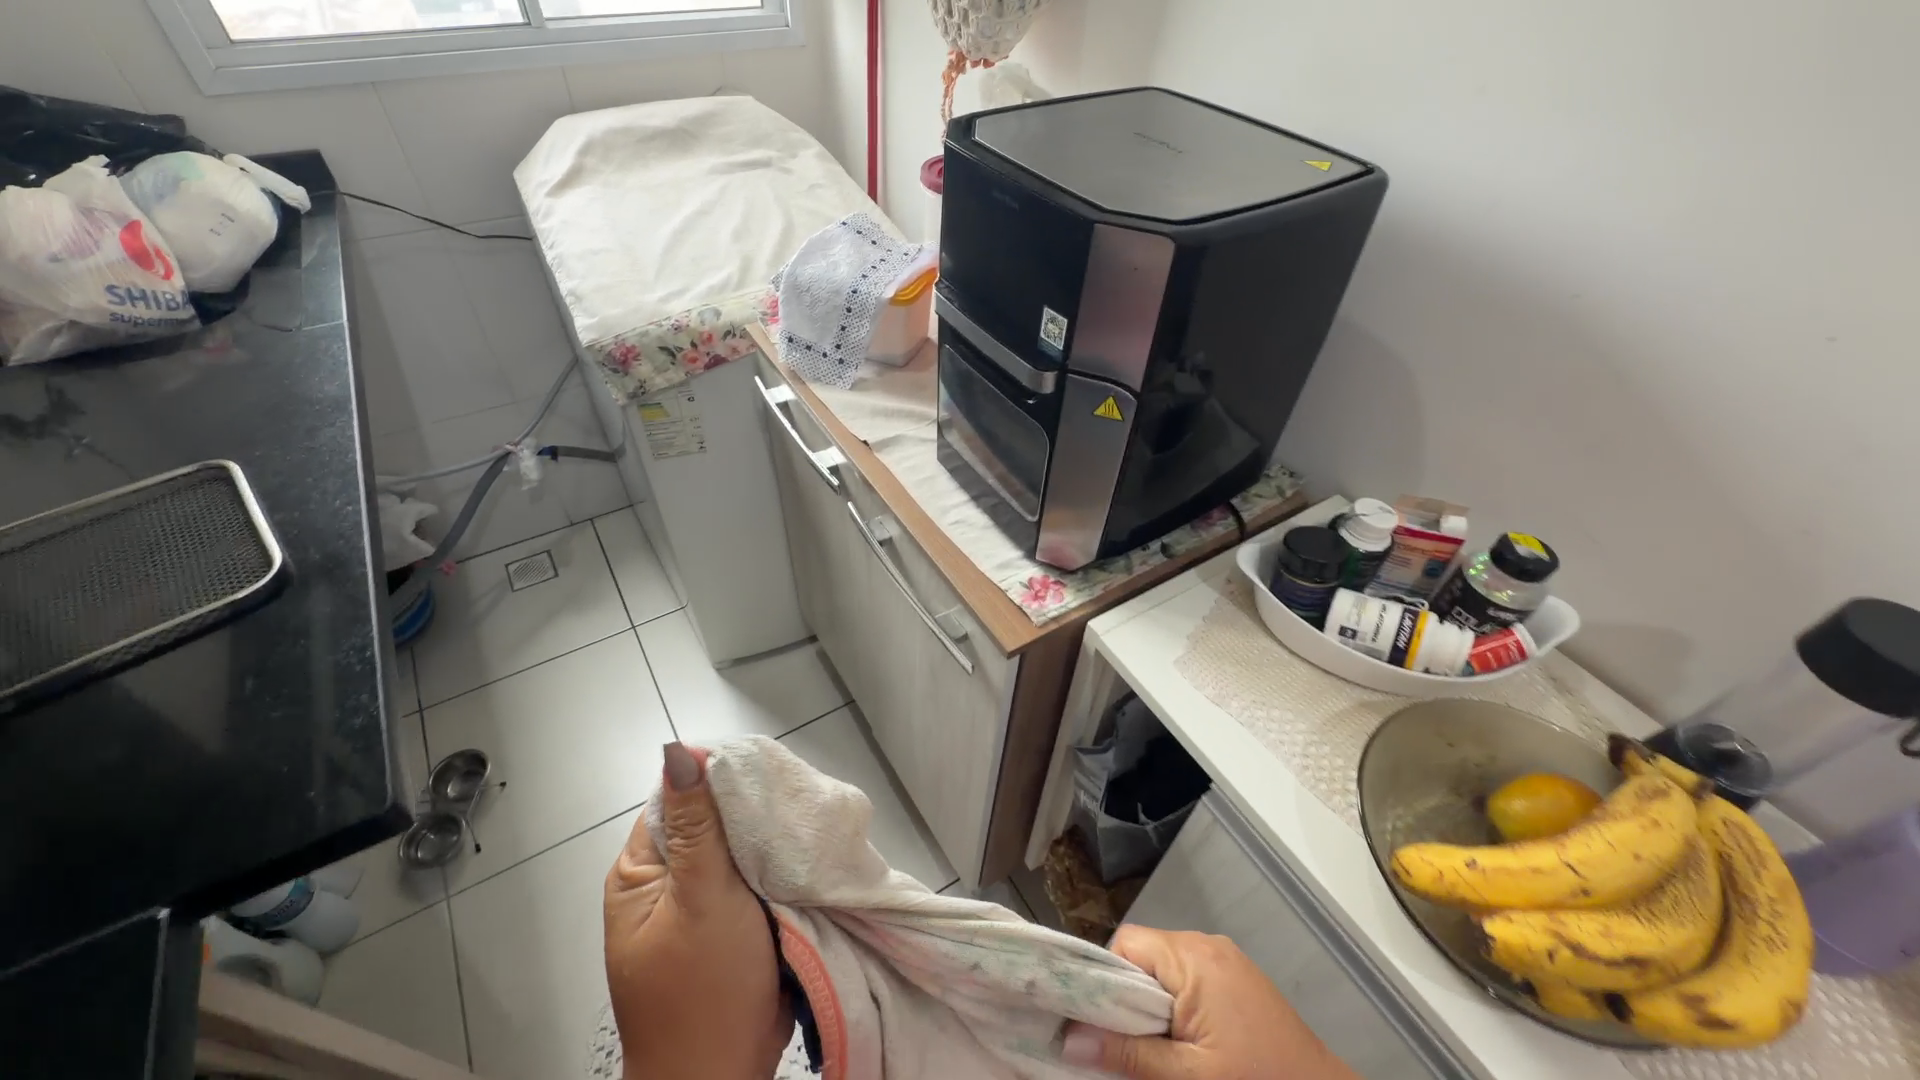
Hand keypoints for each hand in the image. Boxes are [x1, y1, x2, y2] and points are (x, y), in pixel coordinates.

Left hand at [604, 742, 790, 1079]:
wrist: (723, 1076)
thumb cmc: (703, 991)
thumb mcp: (701, 899)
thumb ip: (698, 826)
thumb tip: (679, 751)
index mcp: (641, 871)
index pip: (678, 798)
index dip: (720, 779)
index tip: (766, 774)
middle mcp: (666, 881)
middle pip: (711, 822)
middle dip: (751, 812)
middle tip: (795, 802)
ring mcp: (699, 905)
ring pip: (737, 851)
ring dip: (767, 841)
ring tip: (804, 824)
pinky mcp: (731, 925)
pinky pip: (754, 879)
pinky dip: (776, 869)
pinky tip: (803, 858)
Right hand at [1062, 926, 1359, 1079]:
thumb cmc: (1255, 1079)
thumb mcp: (1187, 1075)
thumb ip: (1127, 1053)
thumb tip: (1068, 1041)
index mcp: (1192, 956)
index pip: (1126, 943)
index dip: (1104, 977)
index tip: (1096, 1020)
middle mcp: (1206, 944)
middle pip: (1143, 954)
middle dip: (1127, 996)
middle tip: (1123, 1042)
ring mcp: (1225, 959)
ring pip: (1163, 968)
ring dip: (1150, 1003)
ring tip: (1152, 1047)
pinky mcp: (1236, 977)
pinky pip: (1187, 977)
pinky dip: (1174, 1004)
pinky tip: (1180, 1041)